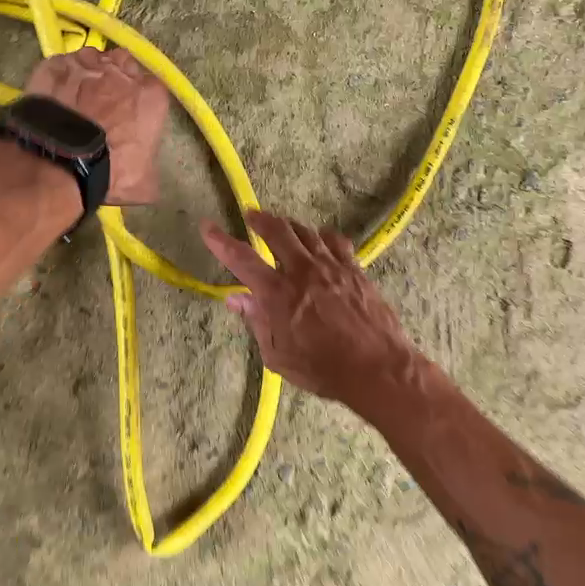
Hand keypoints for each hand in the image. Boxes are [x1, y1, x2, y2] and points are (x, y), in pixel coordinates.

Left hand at [24, 47, 168, 204]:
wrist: (64, 160)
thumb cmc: (112, 172)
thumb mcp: (146, 182)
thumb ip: (150, 163)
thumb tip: (144, 166)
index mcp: (152, 95)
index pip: (152, 91)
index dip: (141, 104)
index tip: (132, 119)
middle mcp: (123, 69)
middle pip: (124, 67)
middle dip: (118, 82)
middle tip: (106, 108)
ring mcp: (87, 62)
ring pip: (94, 61)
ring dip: (90, 76)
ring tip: (79, 102)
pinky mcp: (56, 64)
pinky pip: (64, 67)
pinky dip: (62, 79)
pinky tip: (57, 98)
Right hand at [202, 211, 422, 406]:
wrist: (377, 367)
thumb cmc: (321, 370)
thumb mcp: (278, 355)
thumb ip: (257, 322)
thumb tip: (237, 299)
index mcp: (278, 294)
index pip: (242, 260)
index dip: (221, 242)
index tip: (208, 228)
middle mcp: (303, 272)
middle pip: (277, 231)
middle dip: (260, 220)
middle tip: (252, 215)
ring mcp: (332, 267)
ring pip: (307, 232)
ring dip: (290, 226)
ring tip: (283, 227)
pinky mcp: (354, 270)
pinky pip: (335, 242)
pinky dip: (322, 237)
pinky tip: (321, 241)